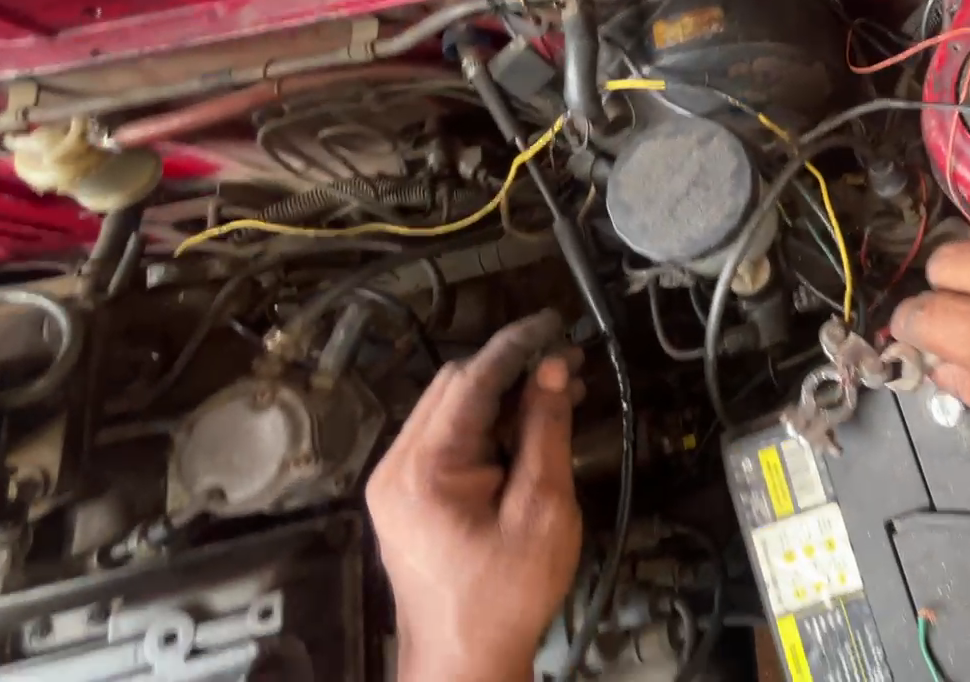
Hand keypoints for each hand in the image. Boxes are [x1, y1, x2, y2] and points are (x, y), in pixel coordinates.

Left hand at [367, 311, 584, 681]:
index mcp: (424, 468)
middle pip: (456, 385)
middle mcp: (398, 465)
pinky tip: (534, 424)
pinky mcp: (410, 495)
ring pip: (454, 406)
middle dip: (514, 366)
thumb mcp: (541, 506)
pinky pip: (452, 435)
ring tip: (565, 390)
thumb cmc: (508, 590)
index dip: (517, 344)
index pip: (472, 380)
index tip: (557, 323)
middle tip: (571, 364)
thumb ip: (546, 429)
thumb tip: (556, 366)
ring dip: (507, 391)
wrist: (464, 663)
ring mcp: (398, 481)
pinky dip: (493, 420)